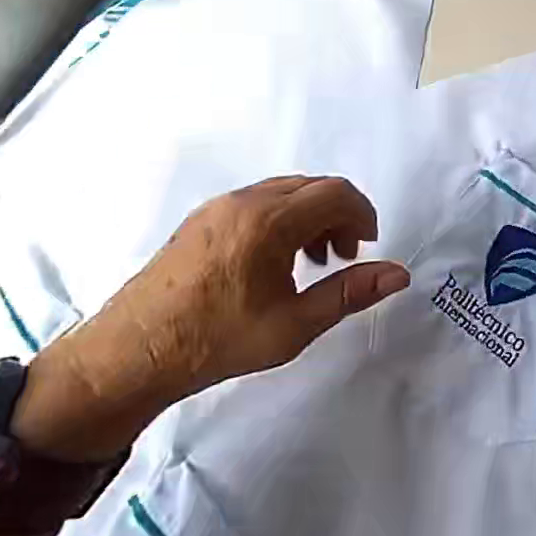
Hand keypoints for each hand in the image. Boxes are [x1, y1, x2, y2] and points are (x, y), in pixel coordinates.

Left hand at [13, 176, 408, 459]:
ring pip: (282, 192)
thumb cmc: (218, 340)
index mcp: (269, 221)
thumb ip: (349, 293)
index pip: (334, 193)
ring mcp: (219, 205)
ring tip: (311, 262)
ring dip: (309, 216)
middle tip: (343, 257)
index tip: (367, 246)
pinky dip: (281, 218)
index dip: (362, 214)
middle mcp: (244, 200)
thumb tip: (398, 274)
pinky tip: (274, 261)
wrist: (137, 348)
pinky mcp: (202, 217)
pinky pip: (256, 201)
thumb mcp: (294, 325)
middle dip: (338, 215)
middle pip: (310, 186)